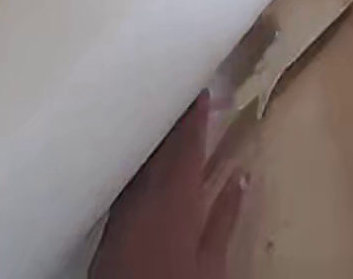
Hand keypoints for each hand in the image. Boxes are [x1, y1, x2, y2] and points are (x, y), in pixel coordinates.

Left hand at [90, 95, 245, 278]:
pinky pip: (131, 179)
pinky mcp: (111, 227)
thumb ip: (226, 215)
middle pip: (161, 146)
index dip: (196, 115)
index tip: (204, 91)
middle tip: (193, 100)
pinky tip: (153, 164)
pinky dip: (145, 164)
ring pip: (145, 161)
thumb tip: (241, 178)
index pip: (186, 142)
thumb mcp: (212, 261)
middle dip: (177, 121)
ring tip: (175, 124)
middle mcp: (145, 195)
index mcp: (175, 195)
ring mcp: (124, 210)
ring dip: (160, 140)